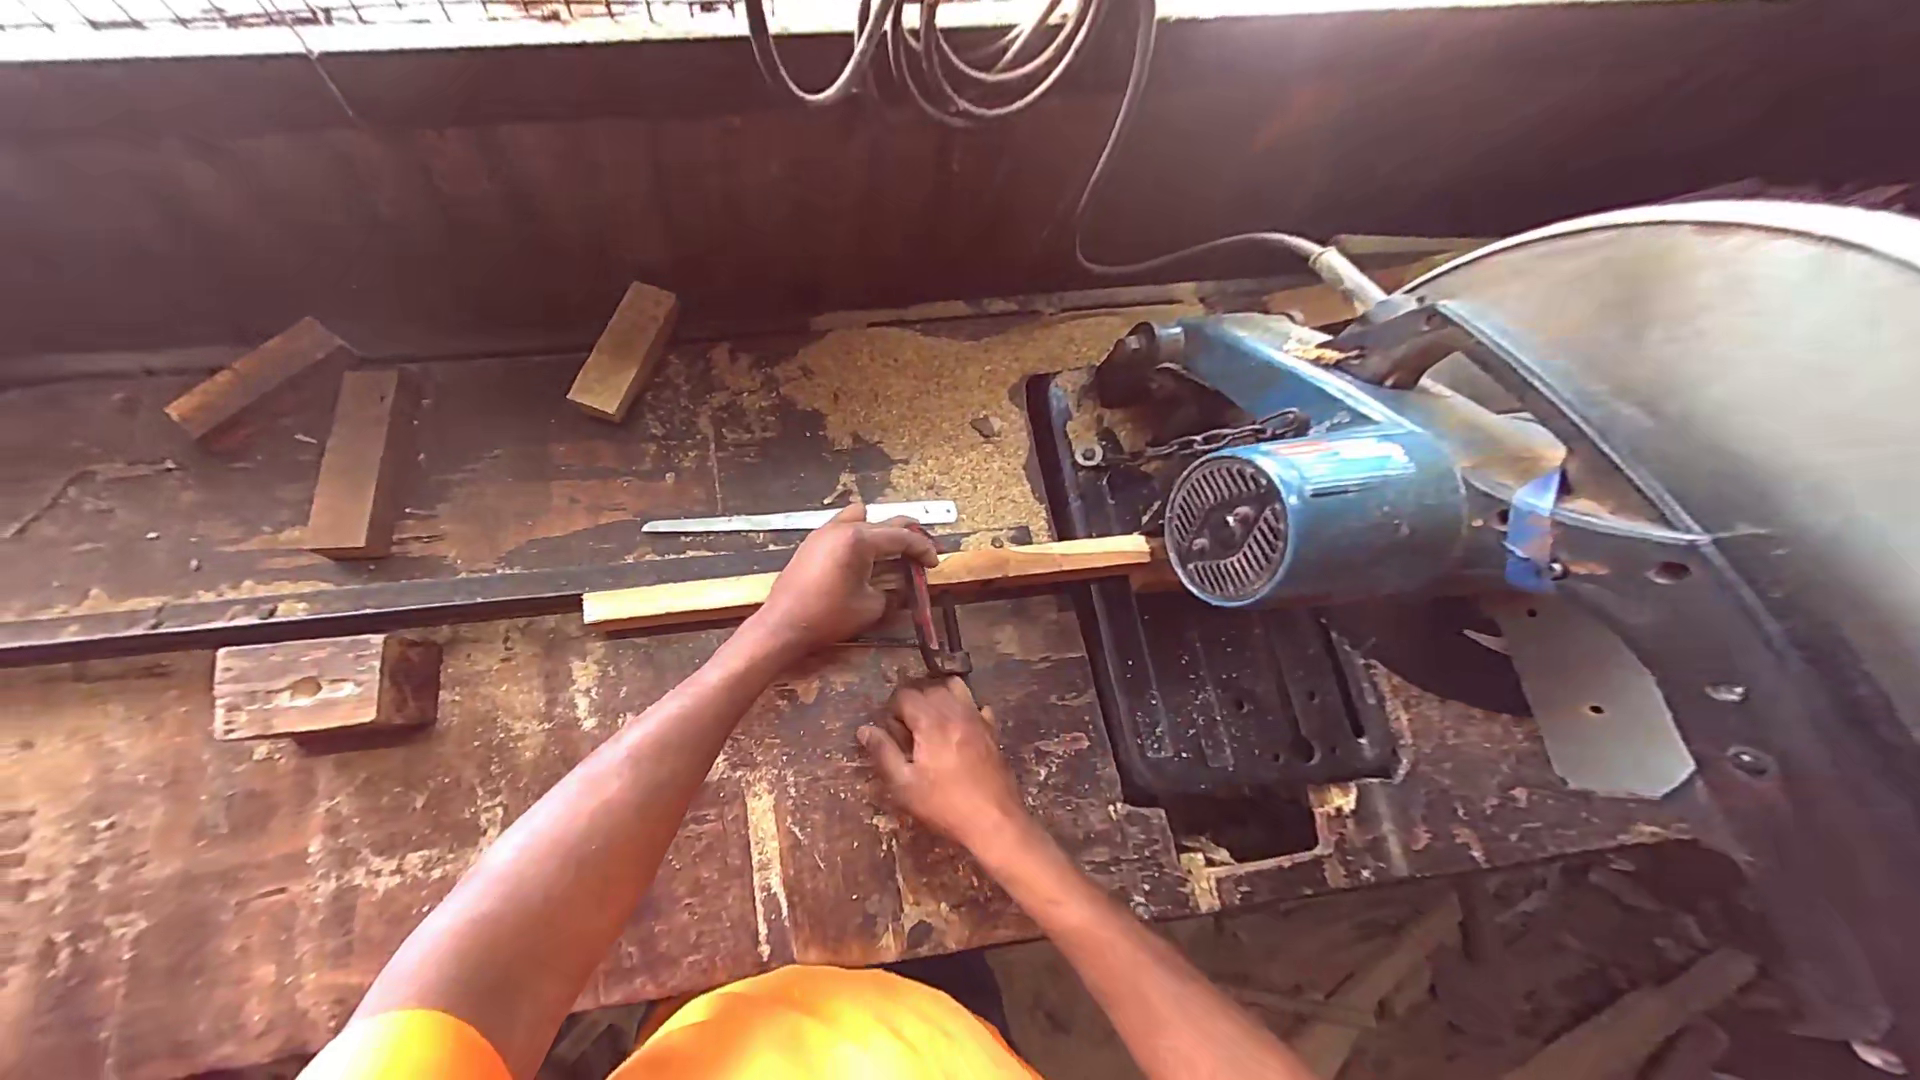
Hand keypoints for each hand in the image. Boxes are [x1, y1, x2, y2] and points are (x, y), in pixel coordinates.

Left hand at [743, 503, 938, 660]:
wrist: (783, 626)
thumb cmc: (827, 617)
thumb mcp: (872, 606)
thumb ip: (892, 590)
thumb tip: (900, 585)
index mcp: (859, 540)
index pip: (902, 537)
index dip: (922, 549)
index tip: (933, 562)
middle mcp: (842, 528)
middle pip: (884, 522)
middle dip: (907, 536)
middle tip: (920, 553)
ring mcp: (824, 532)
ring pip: (862, 518)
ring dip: (881, 530)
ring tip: (892, 550)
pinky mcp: (812, 543)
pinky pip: (843, 527)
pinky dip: (860, 535)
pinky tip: (864, 557)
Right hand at [859, 678, 1032, 853]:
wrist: (994, 820)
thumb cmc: (944, 804)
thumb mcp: (904, 785)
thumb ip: (883, 752)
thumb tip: (865, 730)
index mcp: (931, 721)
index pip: (905, 695)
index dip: (893, 711)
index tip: (892, 734)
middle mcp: (955, 711)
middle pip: (930, 688)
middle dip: (914, 703)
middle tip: (909, 734)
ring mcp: (977, 719)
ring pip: (956, 688)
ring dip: (940, 698)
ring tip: (932, 725)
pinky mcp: (992, 731)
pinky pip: (977, 706)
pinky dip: (966, 710)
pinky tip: (960, 731)